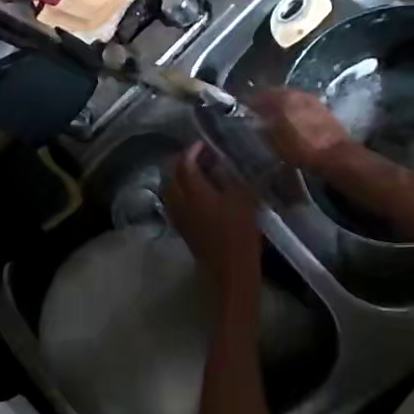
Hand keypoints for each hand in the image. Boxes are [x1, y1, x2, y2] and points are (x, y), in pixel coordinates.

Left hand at [162, 143, 261, 292]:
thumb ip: (231, 177)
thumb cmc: (240, 233)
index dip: (193, 150)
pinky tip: (194, 196)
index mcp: (196, 192)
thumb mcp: (244, 199)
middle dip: (181, 161)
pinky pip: (173, 204)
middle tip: (198, 156)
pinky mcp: (183, 230)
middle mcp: (181, 202)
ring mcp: (179, 217)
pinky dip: (179, 193)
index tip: (205, 144)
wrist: (232, 269)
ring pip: (169, 190)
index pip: (185, 163)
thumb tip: (223, 162)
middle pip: (171, 175)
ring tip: (194, 174)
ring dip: (178, 177)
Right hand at [247, 89, 353, 171]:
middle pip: (274, 93)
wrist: (335, 154)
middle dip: (265, 102)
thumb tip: (253, 121)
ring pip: (289, 97)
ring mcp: (310, 98)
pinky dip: (293, 108)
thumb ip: (262, 129)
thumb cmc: (302, 149)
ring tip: (274, 117)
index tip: (242, 111)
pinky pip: (301, 103)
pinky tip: (292, 119)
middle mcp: (295, 93)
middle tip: (257, 113)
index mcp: (280, 99)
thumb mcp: (275, 143)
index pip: (258, 97)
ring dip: (280, 104)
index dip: (248, 104)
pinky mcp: (321, 106)